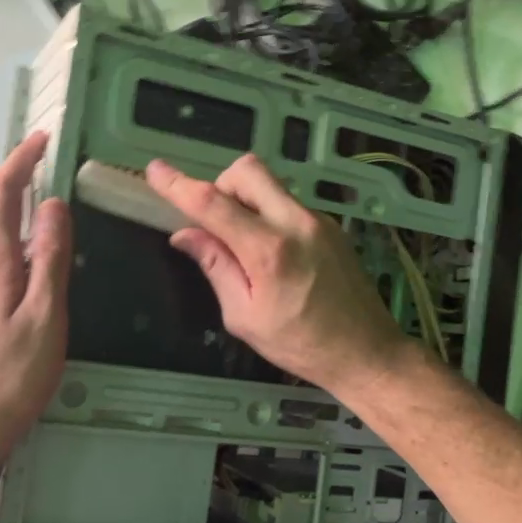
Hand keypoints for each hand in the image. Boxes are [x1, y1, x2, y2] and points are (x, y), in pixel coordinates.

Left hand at [0, 133, 72, 462]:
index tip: (43, 140)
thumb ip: (49, 260)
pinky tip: (21, 248)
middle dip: (3, 175)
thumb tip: (53, 205)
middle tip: (36, 164)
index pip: (0, 196)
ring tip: (31, 196)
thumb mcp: (45, 318)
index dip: (19, 162)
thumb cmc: (14, 376)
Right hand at [147, 154, 417, 391]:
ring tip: (246, 247)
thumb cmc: (300, 345)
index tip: (155, 170)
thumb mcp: (245, 318)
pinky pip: (288, 203)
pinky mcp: (332, 226)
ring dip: (246, 201)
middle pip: (248, 170)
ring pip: (270, 184)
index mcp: (269, 251)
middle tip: (216, 224)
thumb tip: (185, 235)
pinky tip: (274, 257)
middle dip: (221, 185)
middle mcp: (296, 223)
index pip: (213, 204)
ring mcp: (318, 220)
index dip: (179, 185)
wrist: (366, 352)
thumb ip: (216, 268)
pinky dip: (268, 215)